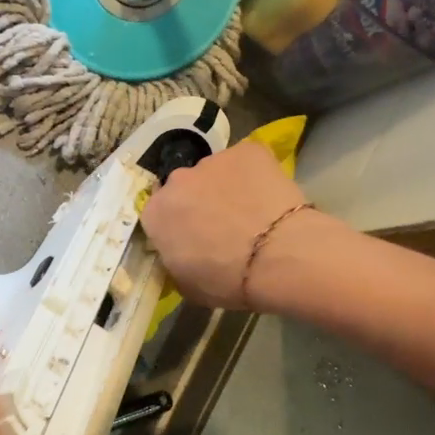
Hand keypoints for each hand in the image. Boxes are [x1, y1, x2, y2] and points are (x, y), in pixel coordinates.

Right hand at [140, 140, 312, 308]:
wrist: (279, 257)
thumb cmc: (227, 281)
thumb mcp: (186, 283)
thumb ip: (174, 260)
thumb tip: (183, 252)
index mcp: (156, 214)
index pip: (158, 216)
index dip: (175, 228)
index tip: (191, 240)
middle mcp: (177, 181)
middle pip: (183, 189)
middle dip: (196, 204)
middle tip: (220, 226)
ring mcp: (212, 161)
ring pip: (213, 174)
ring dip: (223, 188)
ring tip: (248, 211)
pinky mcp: (247, 150)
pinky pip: (244, 161)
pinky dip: (251, 175)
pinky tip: (266, 196)